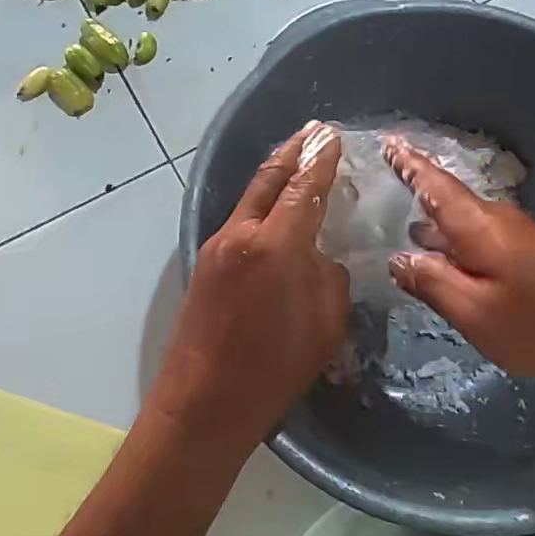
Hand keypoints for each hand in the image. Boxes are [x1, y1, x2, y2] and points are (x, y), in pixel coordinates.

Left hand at [150, 122, 349, 448]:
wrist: (202, 404)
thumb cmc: (271, 371)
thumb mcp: (323, 325)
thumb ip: (327, 277)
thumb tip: (318, 255)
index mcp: (274, 246)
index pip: (304, 189)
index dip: (321, 161)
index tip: (332, 136)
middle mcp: (240, 234)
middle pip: (268, 178)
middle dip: (293, 151)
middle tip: (314, 131)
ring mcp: (217, 246)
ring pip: (250, 197)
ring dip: (275, 175)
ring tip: (298, 161)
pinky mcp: (205, 262)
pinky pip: (240, 220)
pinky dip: (262, 203)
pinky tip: (276, 208)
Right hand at [383, 136, 534, 390]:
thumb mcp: (476, 313)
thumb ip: (431, 283)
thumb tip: (396, 259)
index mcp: (478, 227)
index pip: (433, 184)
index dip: (408, 163)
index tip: (387, 141)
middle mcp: (495, 221)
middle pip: (446, 196)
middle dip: (414, 184)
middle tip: (380, 177)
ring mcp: (515, 238)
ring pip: (461, 220)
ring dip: (431, 214)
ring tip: (397, 216)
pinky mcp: (528, 256)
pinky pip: (476, 238)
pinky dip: (451, 237)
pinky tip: (438, 256)